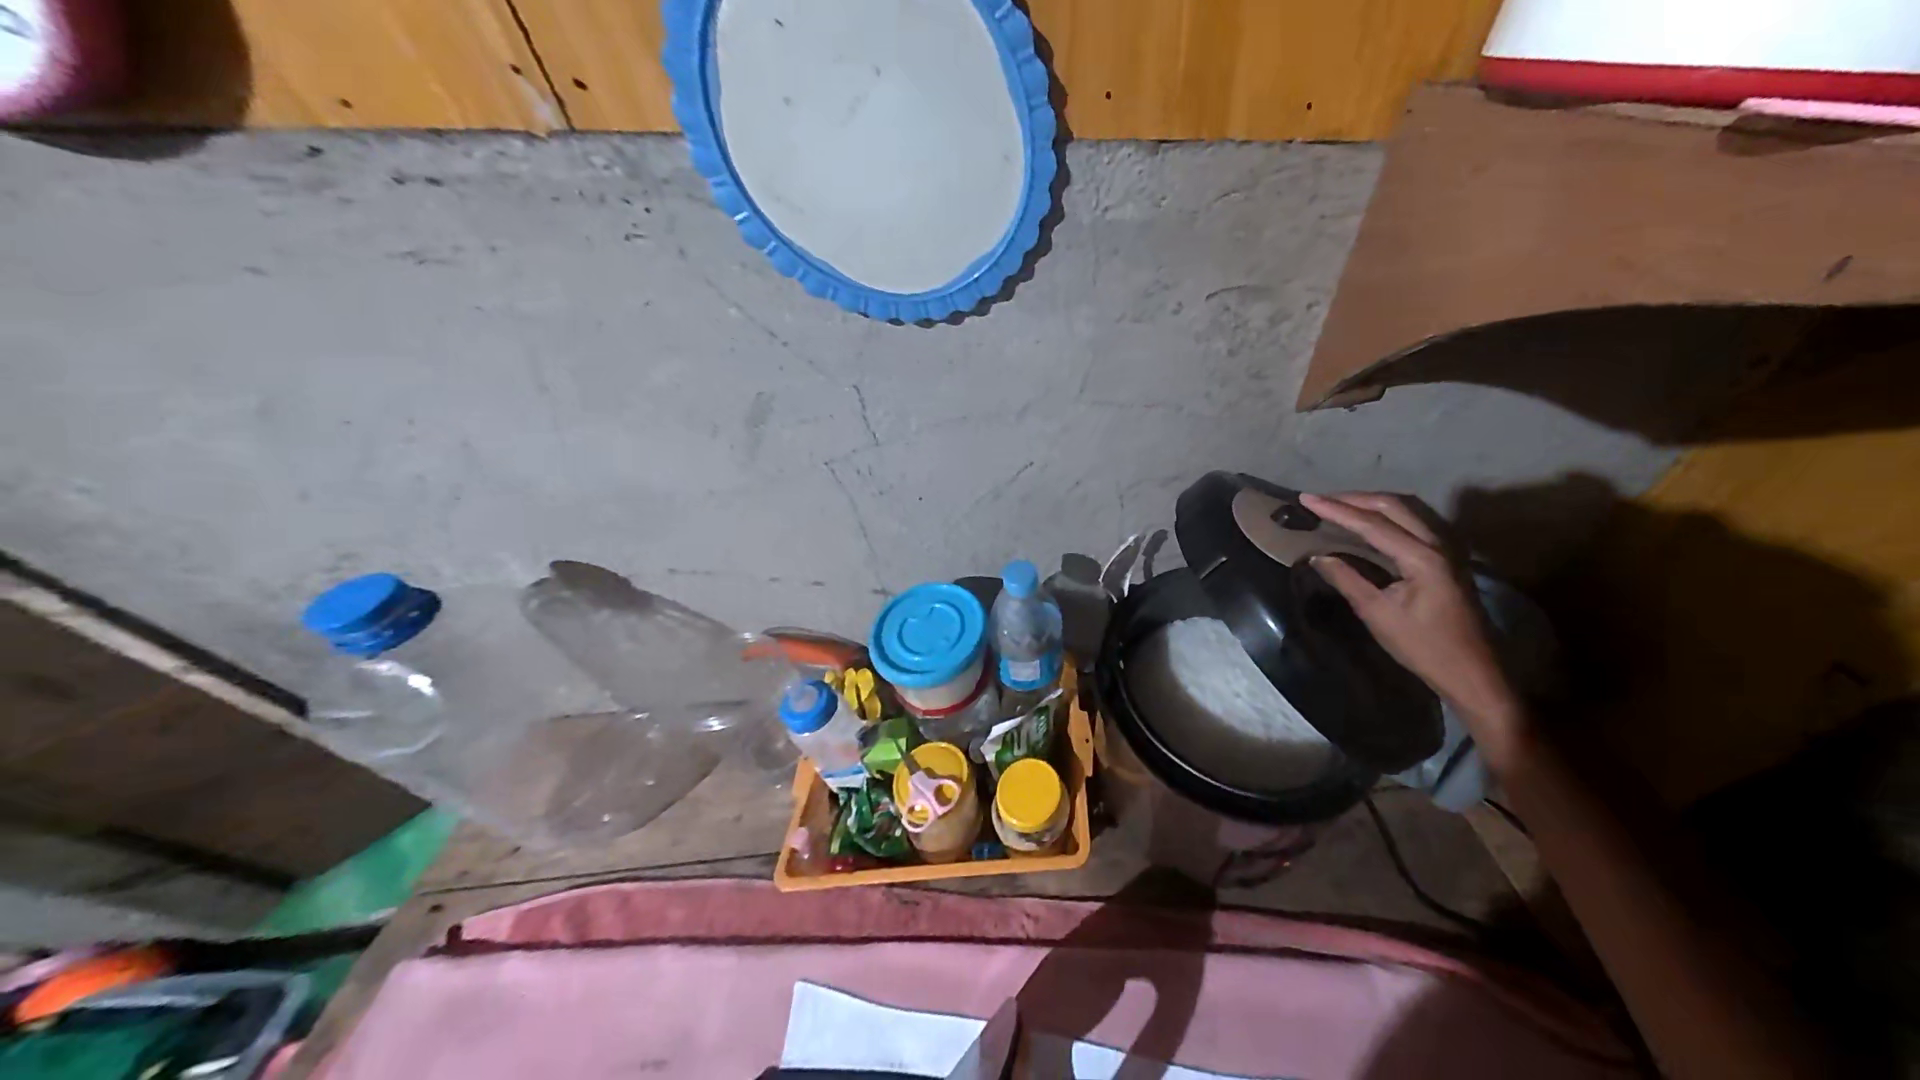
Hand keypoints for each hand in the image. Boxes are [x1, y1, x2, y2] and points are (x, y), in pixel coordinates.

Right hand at [1300, 493, 1527, 759]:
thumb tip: (1318, 556)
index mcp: (1421, 557)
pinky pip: (1415, 522)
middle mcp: (1438, 544)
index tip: (1306, 498)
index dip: (1336, 509)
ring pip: (1407, 510)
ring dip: (1372, 503)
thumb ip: (1347, 579)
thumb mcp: (1377, 613)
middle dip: (1354, 498)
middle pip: (1393, 506)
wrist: (1471, 670)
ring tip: (1340, 506)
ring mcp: (1447, 549)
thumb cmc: (1422, 645)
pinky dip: (1387, 515)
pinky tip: (1370, 523)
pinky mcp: (1447, 557)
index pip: (1372, 524)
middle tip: (1320, 499)